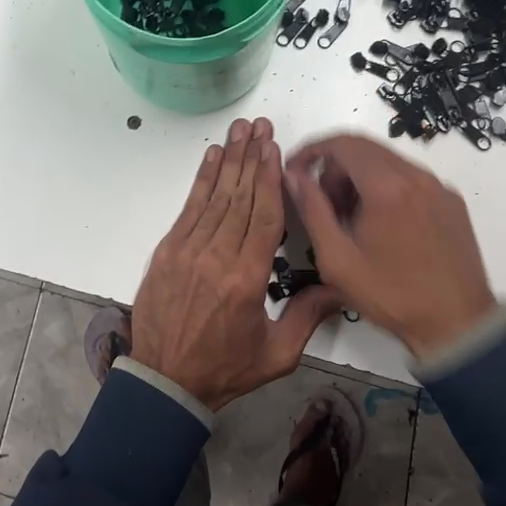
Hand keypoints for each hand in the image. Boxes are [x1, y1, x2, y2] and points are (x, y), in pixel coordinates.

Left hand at [131, 117, 342, 410]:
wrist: (165, 380)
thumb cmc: (225, 369)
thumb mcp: (277, 354)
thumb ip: (308, 316)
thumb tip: (340, 287)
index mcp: (246, 280)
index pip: (263, 218)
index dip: (270, 179)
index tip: (275, 148)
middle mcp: (216, 257)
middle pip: (239, 198)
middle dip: (251, 158)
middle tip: (260, 125)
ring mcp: (187, 251)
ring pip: (214, 197)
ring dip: (229, 160)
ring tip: (240, 130)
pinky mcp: (168, 251)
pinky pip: (189, 209)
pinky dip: (201, 181)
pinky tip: (212, 158)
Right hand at [283, 134, 495, 360]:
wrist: (459, 326)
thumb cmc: (391, 295)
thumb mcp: (337, 259)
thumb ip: (312, 209)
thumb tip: (293, 175)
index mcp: (386, 186)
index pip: (342, 143)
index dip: (312, 150)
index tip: (295, 170)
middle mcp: (415, 175)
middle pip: (364, 148)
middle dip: (335, 166)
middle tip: (321, 201)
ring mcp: (438, 187)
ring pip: (387, 162)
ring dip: (359, 177)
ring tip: (349, 217)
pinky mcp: (451, 201)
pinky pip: (410, 178)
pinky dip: (386, 186)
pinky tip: (380, 224)